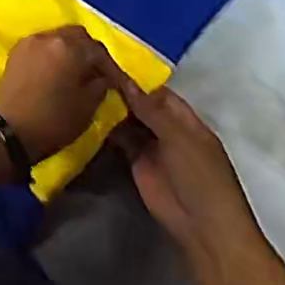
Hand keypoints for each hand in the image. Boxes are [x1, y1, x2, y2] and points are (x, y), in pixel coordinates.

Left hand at [0, 26, 117, 162]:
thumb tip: (104, 77)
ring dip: (70, 48)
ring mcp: (30, 40)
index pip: (97, 50)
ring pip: (58, 35)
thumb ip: (100, 86)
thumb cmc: (54, 120)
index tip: (116, 83)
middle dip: (90, 50)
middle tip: (97, 72)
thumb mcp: (87, 107)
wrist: (12, 127)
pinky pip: (42, 42)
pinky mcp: (17, 48)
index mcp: (69, 49)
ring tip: (77, 70)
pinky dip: (53, 50)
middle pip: (76, 35)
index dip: (110, 66)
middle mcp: (49, 37)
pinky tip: (56, 69)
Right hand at [104, 67, 284, 284]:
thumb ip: (150, 108)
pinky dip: (105, 126)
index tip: (107, 58)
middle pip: (140, 102)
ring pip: (127, 118)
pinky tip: (85, 111)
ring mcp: (152, 144)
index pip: (157, 90)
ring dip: (110, 105)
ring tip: (81, 85)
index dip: (135, 76)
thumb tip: (124, 78)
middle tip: (87, 68)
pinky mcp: (136, 160)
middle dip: (119, 88)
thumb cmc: (201, 177)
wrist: (202, 226)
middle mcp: (167, 127)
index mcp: (185, 119)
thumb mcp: (179, 137)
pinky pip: (119, 137)